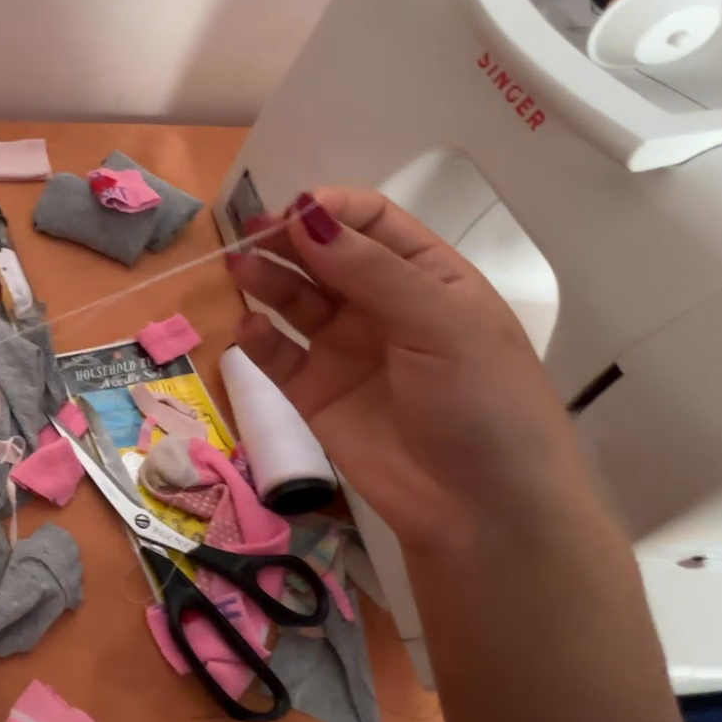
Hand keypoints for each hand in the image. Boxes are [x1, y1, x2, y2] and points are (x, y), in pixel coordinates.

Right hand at [226, 189, 597, 553]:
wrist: (480, 511)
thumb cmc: (482, 403)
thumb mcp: (441, 325)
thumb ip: (370, 270)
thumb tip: (304, 214)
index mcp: (428, 279)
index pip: (372, 224)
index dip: (331, 210)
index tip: (292, 210)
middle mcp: (380, 306)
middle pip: (323, 256)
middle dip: (288, 239)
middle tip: (250, 233)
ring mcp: (342, 349)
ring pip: (293, 299)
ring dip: (266, 280)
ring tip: (238, 269)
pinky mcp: (311, 391)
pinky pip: (275, 354)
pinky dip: (256, 338)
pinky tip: (248, 330)